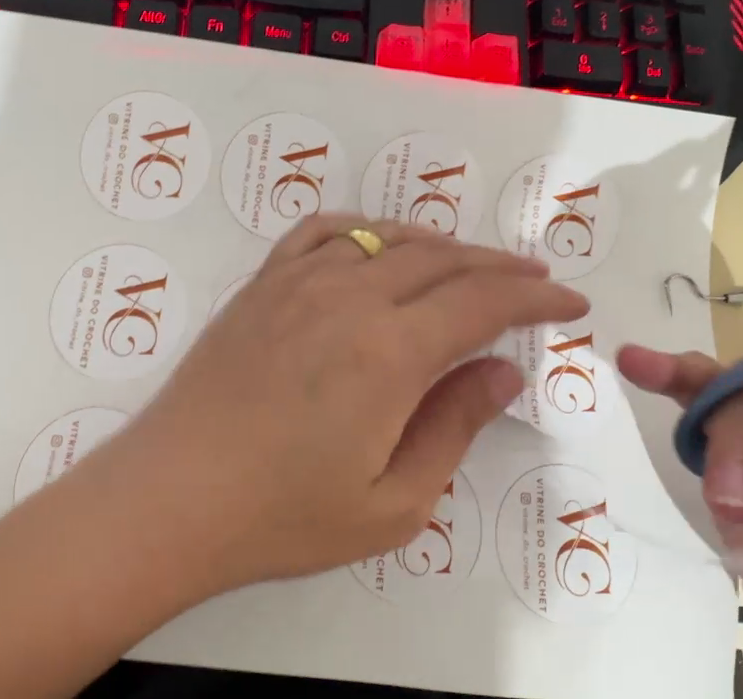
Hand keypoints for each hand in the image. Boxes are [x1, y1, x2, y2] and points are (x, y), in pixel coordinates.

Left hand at [105, 214, 587, 594]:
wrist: (174, 495)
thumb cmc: (284, 514)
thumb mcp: (392, 501)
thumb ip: (454, 427)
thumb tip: (502, 370)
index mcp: (389, 352)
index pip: (482, 303)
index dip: (533, 298)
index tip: (568, 301)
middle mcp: (348, 297)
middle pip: (442, 260)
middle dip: (497, 267)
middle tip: (531, 280)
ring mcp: (298, 281)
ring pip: (386, 237)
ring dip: (438, 244)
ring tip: (467, 264)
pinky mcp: (262, 283)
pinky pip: (321, 231)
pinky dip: (363, 228)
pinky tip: (376, 244)